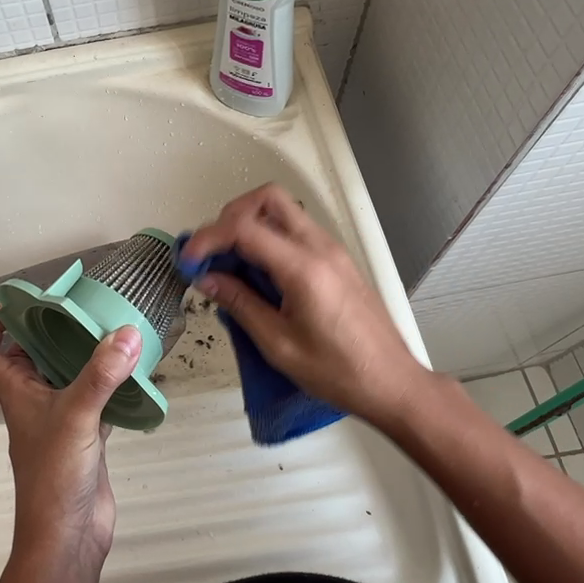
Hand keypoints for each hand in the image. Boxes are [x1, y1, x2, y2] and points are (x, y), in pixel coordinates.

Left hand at [0, 307, 140, 562]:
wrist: (68, 538)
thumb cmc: (53, 478)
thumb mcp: (76, 416)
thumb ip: (101, 375)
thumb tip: (125, 334)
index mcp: (16, 392)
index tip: (16, 302)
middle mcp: (35, 402)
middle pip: (33, 357)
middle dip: (50, 330)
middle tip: (78, 305)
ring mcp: (61, 420)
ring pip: (67, 376)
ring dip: (84, 355)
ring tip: (111, 329)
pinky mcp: (87, 438)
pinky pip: (97, 400)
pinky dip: (112, 385)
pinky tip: (133, 374)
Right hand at [183, 183, 422, 425]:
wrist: (393, 384)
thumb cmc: (342, 373)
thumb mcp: (279, 345)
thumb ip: (240, 304)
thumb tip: (209, 280)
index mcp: (304, 268)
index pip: (245, 228)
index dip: (209, 238)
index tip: (190, 260)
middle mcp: (320, 248)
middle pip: (267, 199)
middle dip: (230, 215)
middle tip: (211, 249)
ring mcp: (332, 251)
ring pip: (283, 210)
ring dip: (250, 224)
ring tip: (229, 262)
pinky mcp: (337, 260)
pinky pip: (296, 231)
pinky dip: (269, 238)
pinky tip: (257, 272)